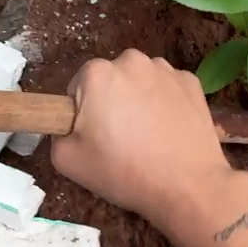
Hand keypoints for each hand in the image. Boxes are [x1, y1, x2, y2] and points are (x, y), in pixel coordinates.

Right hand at [49, 49, 240, 230]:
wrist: (187, 186)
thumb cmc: (123, 171)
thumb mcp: (67, 160)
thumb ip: (55, 133)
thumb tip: (68, 125)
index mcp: (97, 73)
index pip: (76, 88)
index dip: (81, 114)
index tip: (94, 138)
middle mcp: (131, 60)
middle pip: (109, 80)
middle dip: (110, 103)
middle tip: (119, 141)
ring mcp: (166, 69)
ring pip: (140, 82)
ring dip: (138, 101)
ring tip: (147, 139)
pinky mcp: (192, 82)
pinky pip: (167, 89)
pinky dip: (164, 104)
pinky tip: (168, 133)